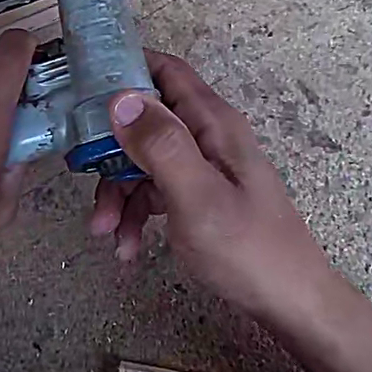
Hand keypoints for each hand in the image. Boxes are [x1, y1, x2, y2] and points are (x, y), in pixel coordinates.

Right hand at [89, 51, 336, 321]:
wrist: (289, 302)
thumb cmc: (246, 248)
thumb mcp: (197, 196)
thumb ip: (160, 145)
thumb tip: (120, 98)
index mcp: (212, 123)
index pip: (165, 71)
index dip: (124, 69)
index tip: (81, 89)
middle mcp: (207, 136)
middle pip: (146, 120)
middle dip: (111, 149)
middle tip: (83, 177)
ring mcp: (204, 166)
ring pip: (145, 160)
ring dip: (119, 191)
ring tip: (106, 232)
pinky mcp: (200, 195)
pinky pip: (157, 190)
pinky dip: (137, 214)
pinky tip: (128, 248)